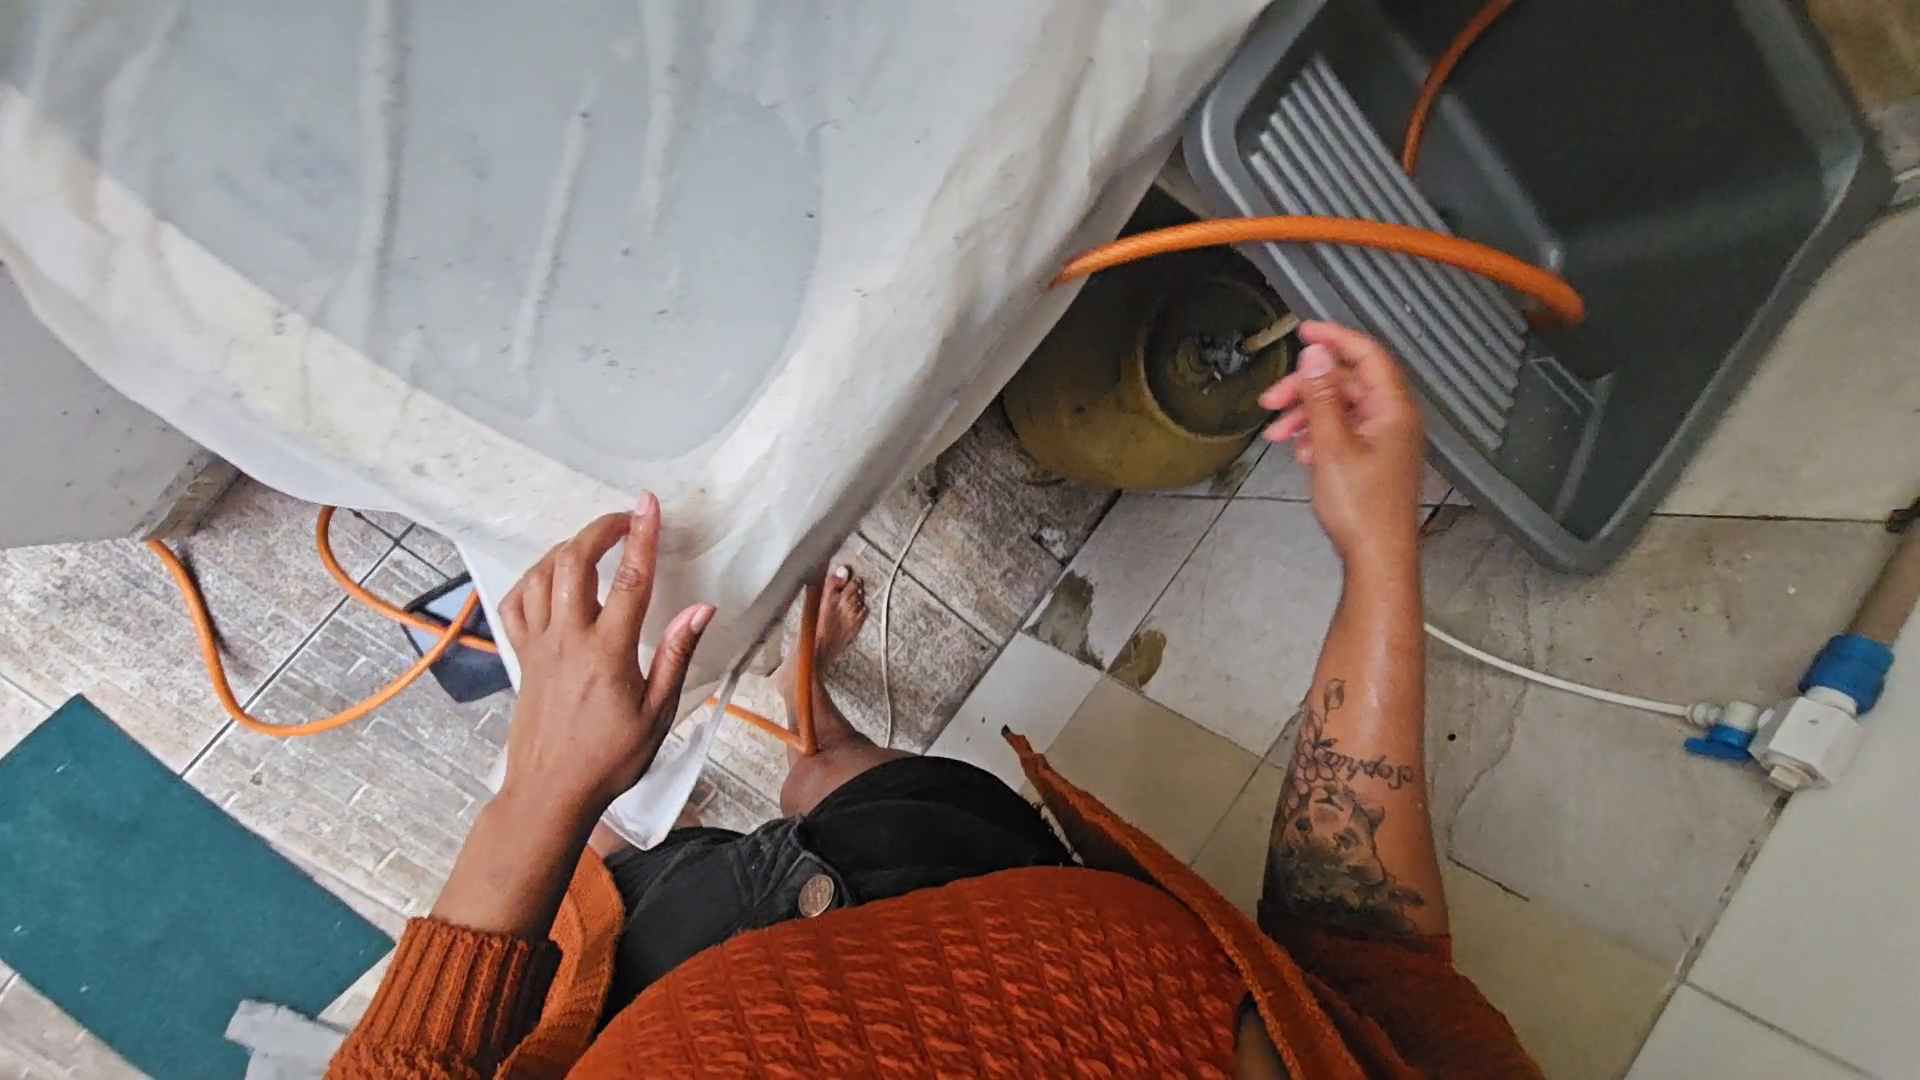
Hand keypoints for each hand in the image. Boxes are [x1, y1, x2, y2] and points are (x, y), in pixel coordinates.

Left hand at [496, 491, 714, 823]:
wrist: (550, 794)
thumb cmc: (611, 758)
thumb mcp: (659, 713)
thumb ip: (677, 655)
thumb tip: (700, 609)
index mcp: (608, 652)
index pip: (629, 580)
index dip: (641, 536)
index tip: (648, 504)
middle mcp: (568, 639)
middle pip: (575, 562)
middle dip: (599, 529)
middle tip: (625, 518)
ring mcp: (538, 646)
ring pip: (542, 575)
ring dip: (567, 547)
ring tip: (594, 541)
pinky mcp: (522, 657)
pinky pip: (517, 602)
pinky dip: (534, 577)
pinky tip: (552, 574)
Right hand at [1259, 321, 1425, 567]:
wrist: (1376, 554)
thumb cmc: (1361, 508)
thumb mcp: (1331, 446)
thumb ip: (1322, 398)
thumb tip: (1316, 357)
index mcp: (1392, 409)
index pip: (1367, 355)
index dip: (1335, 339)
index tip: (1304, 332)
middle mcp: (1394, 419)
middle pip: (1347, 384)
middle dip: (1306, 388)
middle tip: (1272, 399)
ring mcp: (1385, 440)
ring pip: (1341, 409)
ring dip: (1306, 415)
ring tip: (1277, 434)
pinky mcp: (1374, 458)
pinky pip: (1343, 431)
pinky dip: (1317, 434)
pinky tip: (1300, 451)